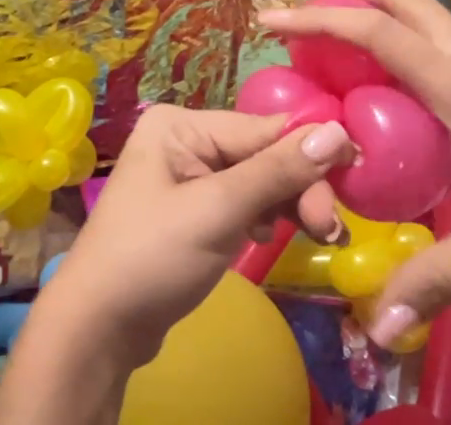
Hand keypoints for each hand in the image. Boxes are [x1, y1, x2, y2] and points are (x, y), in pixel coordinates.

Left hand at [33, 105, 354, 366]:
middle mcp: (184, 139)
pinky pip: (242, 201)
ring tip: (317, 235)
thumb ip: (277, 171)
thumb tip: (338, 130)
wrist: (99, 326)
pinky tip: (268, 237)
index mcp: (181, 124)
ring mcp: (187, 174)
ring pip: (258, 180)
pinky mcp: (193, 209)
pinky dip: (264, 218)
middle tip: (328, 229)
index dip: (309, 155)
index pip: (263, 129)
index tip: (352, 186)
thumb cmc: (152, 257)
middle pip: (263, 154)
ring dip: (288, 204)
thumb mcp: (219, 210)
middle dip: (299, 187)